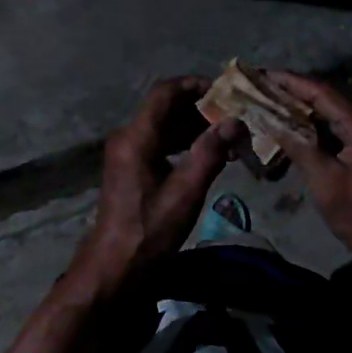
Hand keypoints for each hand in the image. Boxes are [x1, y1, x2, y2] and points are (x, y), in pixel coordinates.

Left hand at [69, 77, 245, 297]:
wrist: (115, 267)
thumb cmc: (149, 231)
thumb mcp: (185, 193)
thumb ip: (210, 153)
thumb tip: (236, 121)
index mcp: (136, 137)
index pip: (165, 92)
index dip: (194, 85)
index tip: (225, 91)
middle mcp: (128, 136)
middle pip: (166, 107)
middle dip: (200, 108)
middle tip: (234, 116)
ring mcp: (128, 152)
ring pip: (164, 125)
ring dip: (194, 126)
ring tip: (229, 135)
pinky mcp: (132, 167)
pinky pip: (160, 142)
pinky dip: (184, 142)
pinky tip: (210, 154)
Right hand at [265, 72, 351, 272]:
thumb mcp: (325, 182)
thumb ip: (298, 146)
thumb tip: (269, 120)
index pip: (324, 94)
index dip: (292, 82)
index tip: (264, 74)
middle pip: (327, 100)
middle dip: (293, 93)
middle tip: (260, 87)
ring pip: (330, 115)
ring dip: (300, 110)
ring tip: (268, 102)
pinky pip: (335, 130)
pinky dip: (312, 128)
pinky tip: (288, 126)